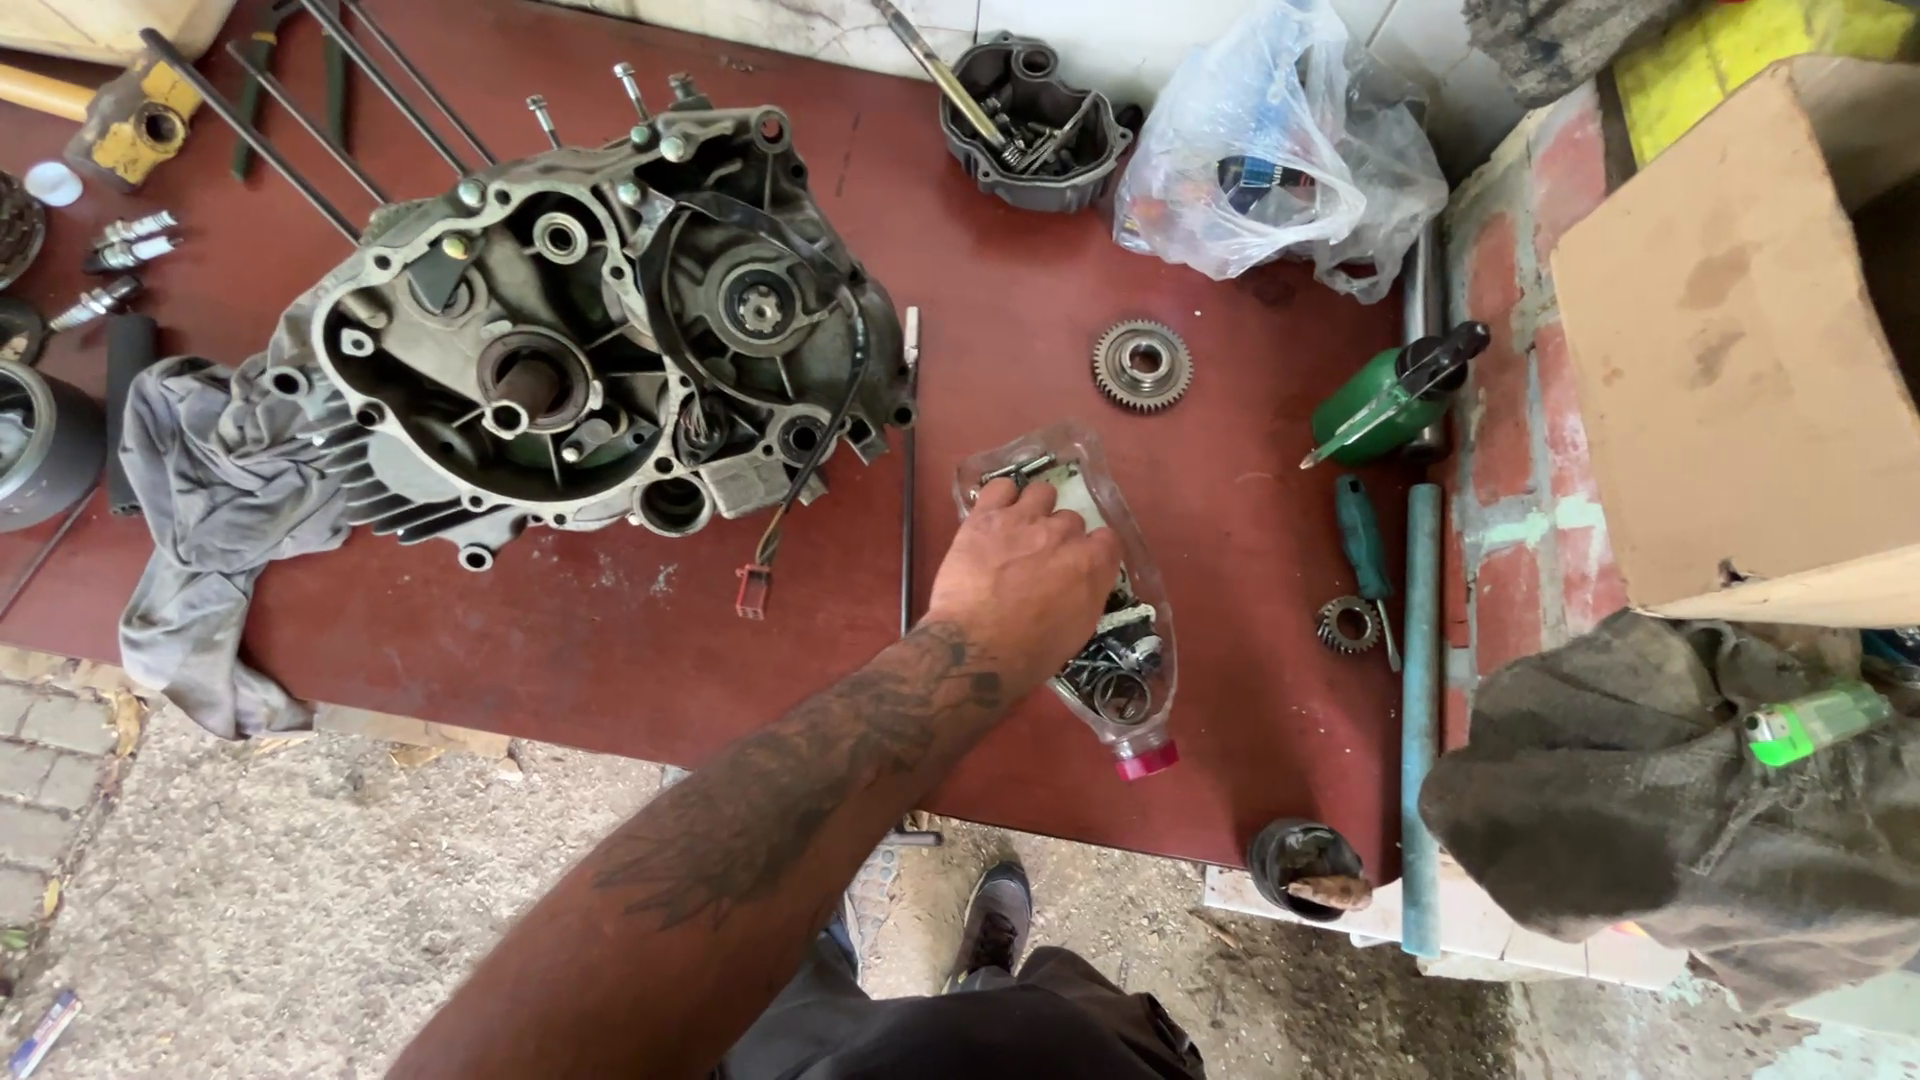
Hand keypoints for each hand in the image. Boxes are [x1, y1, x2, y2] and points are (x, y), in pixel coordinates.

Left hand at [922, 477, 1123, 697]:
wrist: (977, 645)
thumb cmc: (1030, 652)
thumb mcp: (1077, 630)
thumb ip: (1085, 594)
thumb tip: (1079, 582)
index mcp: (1092, 563)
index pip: (1107, 539)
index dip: (1093, 551)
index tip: (1079, 564)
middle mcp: (1063, 534)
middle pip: (1071, 518)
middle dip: (1059, 536)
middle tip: (1041, 558)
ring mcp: (1024, 520)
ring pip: (1041, 493)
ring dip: (1036, 508)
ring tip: (1020, 528)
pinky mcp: (986, 517)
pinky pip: (1000, 487)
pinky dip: (1001, 497)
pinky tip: (995, 514)